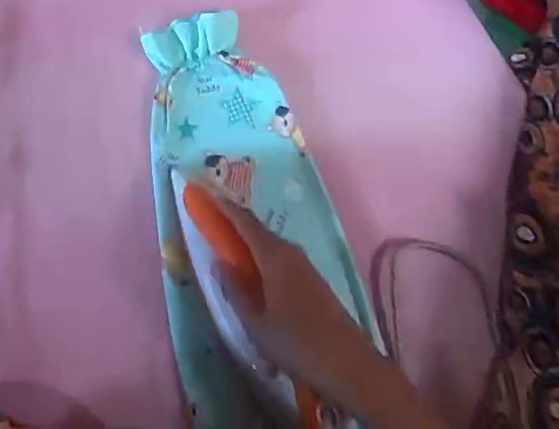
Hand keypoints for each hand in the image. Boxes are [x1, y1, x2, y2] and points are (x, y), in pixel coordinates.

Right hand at [209, 196, 445, 428]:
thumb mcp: (256, 323)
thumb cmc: (299, 343)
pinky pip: (279, 255)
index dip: (221, 203)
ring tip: (228, 239)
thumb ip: (235, 289)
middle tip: (211, 213)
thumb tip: (220, 262)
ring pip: (269, 241)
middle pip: (256, 226)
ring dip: (248, 237)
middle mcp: (289, 251)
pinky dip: (262, 252)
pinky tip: (255, 267)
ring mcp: (304, 264)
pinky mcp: (313, 280)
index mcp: (273, 254)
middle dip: (233, 218)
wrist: (355, 369)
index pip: (242, 219)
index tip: (202, 189)